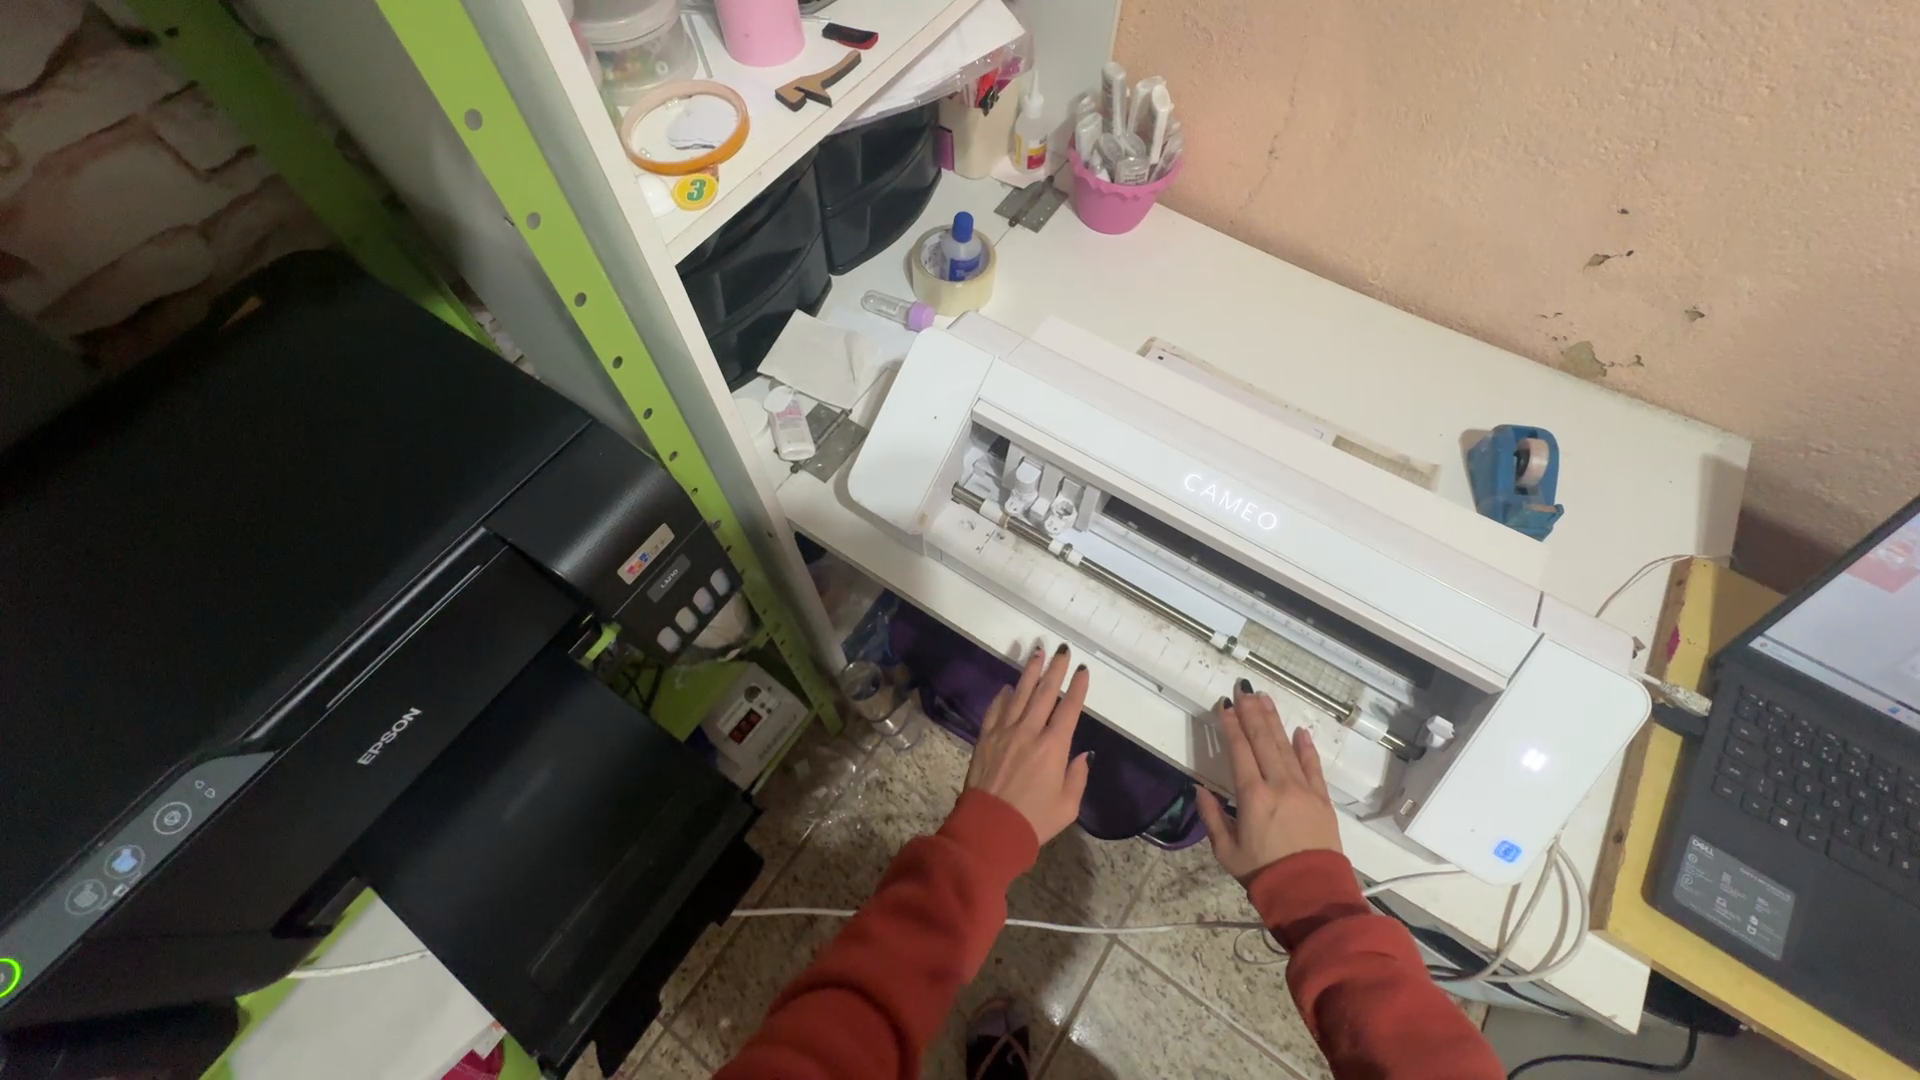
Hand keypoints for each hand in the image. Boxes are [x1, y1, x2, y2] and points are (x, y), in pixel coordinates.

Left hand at [965, 643, 1092, 844]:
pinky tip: (1009, 687)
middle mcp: (1029, 732)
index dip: (1077, 688)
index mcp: (1053, 747)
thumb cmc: (1034, 820)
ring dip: (1029, 672)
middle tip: (1061, 650)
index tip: (1082, 670)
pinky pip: (995, 710)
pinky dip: (1003, 696)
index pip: (1069, 709)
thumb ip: (1077, 776)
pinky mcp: (985, 738)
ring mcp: (1004, 732)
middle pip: (1044, 693)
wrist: (989, 828)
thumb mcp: (1068, 806)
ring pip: (1020, 695)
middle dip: (1054, 669)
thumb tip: (1081, 754)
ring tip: (1037, 653)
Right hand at [1195, 682, 1341, 881]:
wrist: (1312, 895)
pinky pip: (1313, 767)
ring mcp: (1303, 790)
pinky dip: (1306, 748)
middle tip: (1244, 689)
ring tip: (1265, 698)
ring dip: (1274, 721)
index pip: (1239, 750)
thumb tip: (1199, 789)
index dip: (1230, 725)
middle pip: (1263, 740)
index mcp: (1252, 796)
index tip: (1224, 705)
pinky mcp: (1322, 800)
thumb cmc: (1263, 873)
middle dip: (1252, 712)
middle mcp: (1278, 785)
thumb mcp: (1226, 850)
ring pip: (1286, 747)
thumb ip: (1212, 816)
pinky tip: (1300, 731)